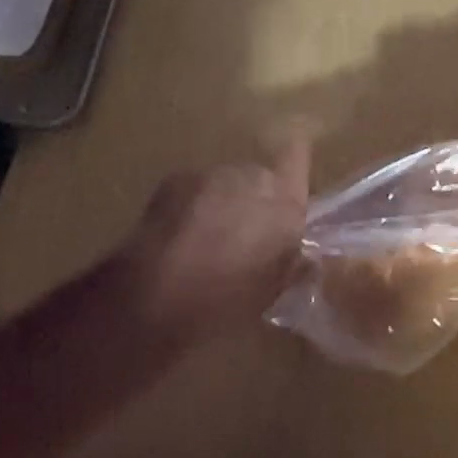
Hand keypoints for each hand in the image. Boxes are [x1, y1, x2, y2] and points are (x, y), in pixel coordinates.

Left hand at [114, 136, 310, 340]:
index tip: (288, 190)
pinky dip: (192, 207)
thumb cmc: (227, 301)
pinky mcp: (175, 180)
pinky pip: (194, 189)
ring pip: (225, 183)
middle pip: (260, 178)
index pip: (297, 156)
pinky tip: (181, 238)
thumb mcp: (272, 291)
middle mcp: (252, 177)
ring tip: (207, 241)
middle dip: (255, 201)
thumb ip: (291, 262)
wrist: (158, 296)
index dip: (293, 167)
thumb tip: (299, 255)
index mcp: (285, 203)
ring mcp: (210, 174)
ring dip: (222, 203)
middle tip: (244, 237)